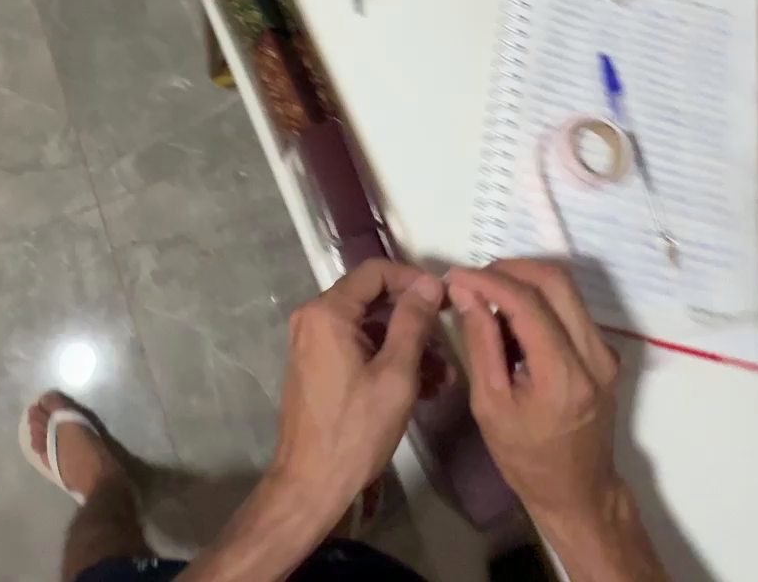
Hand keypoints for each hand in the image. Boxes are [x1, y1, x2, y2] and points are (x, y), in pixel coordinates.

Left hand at [265, 260, 445, 517]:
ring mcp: (313, 341)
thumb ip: (413, 323)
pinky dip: (387, 359)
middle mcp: (314, 317)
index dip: (413, 279)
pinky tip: (422, 386)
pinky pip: (357, 347)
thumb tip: (430, 283)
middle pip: (372, 298)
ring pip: (369, 327)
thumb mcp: (395, 375)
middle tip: (447, 336)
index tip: (444, 299)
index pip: (375, 272)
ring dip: (406, 344)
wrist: (309, 485)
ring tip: (443, 376)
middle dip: (413, 317)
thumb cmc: (355, 430)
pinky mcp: (318, 364)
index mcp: (328, 312)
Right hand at [446, 259, 622, 523]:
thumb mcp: (489, 404)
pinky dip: (537, 298)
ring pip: (565, 288)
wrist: (578, 493)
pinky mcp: (604, 350)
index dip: (488, 280)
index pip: (527, 302)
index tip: (455, 276)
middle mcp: (594, 355)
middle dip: (509, 268)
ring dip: (523, 281)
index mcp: (564, 375)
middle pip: (555, 280)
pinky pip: (569, 306)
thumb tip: (464, 290)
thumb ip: (480, 341)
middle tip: (474, 279)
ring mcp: (604, 351)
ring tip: (488, 297)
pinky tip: (510, 319)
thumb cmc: (526, 457)